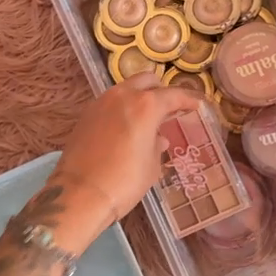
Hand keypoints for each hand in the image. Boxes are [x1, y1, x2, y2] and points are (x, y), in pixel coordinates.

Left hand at [48, 73, 201, 248]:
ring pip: (126, 89)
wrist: (80, 194)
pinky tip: (126, 127)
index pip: (174, 95)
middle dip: (160, 91)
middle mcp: (123, 95)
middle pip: (147, 81)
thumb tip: (159, 139)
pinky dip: (122, 108)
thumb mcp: (151, 166)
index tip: (196, 105)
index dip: (188, 100)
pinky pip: (110, 102)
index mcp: (146, 105)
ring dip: (139, 98)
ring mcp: (101, 102)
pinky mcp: (86, 114)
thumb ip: (158, 146)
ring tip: (147, 119)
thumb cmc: (124, 181)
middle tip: (169, 109)